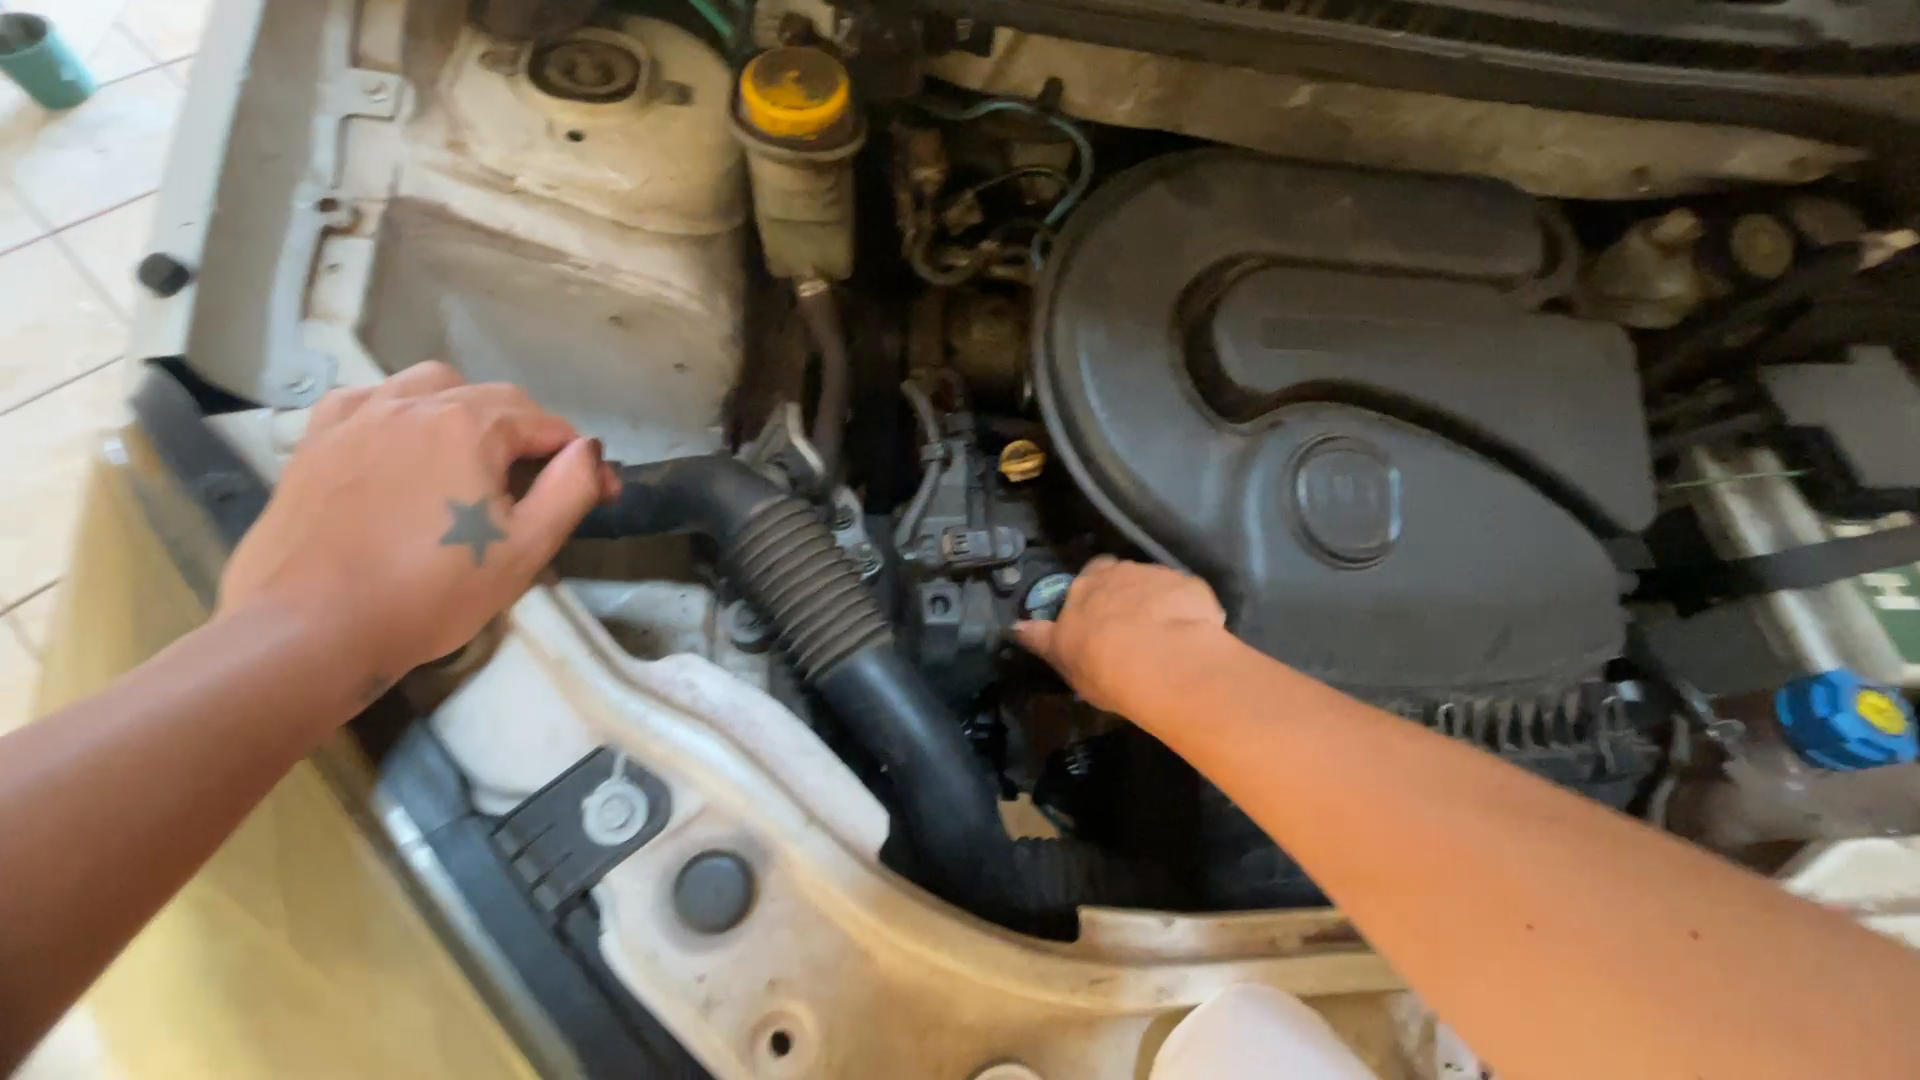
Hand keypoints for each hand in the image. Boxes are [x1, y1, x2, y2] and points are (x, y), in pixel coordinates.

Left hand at [218, 363, 617, 691]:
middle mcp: (413, 403)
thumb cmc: (433, 592)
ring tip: (473, 459)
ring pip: (433, 385)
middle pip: (495, 400)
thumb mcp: (526, 548)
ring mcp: (358, 416)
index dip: (580, 459)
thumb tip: (590, 450)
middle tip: (541, 488)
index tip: (599, 496)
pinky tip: (405, 445)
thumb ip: (571, 488)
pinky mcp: (317, 439)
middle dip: (531, 435)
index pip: (547, 425)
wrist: (311, 629)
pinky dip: (403, 411)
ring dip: (468, 411)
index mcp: (469, 426)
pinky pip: (371, 399)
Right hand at [1012, 556, 1226, 711]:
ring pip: (1156, 584)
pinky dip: (1188, 610)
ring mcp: (1158, 575)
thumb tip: (1015, 627)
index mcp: (1085, 586)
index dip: (1094, 595)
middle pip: (1123, 576)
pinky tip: (1190, 636)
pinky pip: (1188, 595)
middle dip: (1127, 594)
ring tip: (1164, 635)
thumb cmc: (1101, 663)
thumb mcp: (1062, 657)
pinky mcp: (1192, 585)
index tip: (1099, 615)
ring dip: (1158, 602)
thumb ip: (1042, 639)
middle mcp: (1120, 571)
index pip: (1087, 577)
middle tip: (1131, 625)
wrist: (1161, 660)